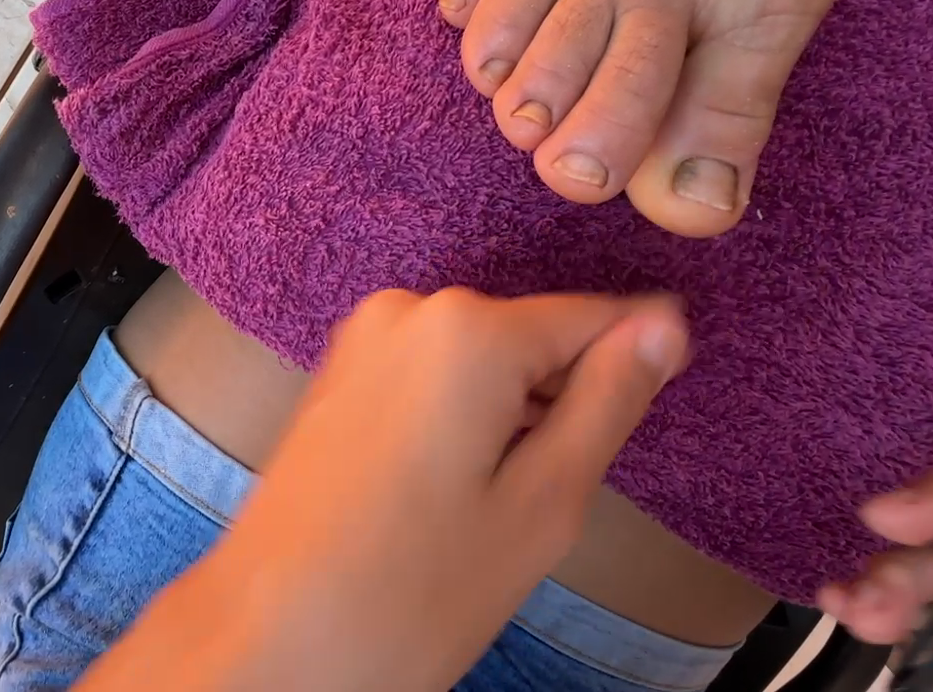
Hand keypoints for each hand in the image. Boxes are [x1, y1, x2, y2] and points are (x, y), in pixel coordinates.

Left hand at [79, 289, 688, 691]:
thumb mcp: (542, 501)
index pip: (591, 314)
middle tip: (542, 485)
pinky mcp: (341, 361)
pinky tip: (439, 475)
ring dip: (506, 404)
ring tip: (481, 492)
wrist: (271, 625)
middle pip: (529, 332)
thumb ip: (607, 399)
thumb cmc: (414, 584)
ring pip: (479, 351)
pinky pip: (430, 363)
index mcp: (468, 328)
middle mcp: (411, 306)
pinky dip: (456, 405)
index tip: (660, 388)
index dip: (635, 353)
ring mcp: (366, 330)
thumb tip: (662, 325)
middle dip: (556, 392)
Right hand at [441, 0, 932, 236]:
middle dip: (538, 125)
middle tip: (538, 132)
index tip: (585, 177)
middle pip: (542, 85)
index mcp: (694, 4)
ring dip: (497, 73)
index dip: (597, 164)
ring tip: (508, 83)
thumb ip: (732, 103)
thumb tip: (695, 216)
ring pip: (494, 30)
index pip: (622, 122)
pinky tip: (478, 9)